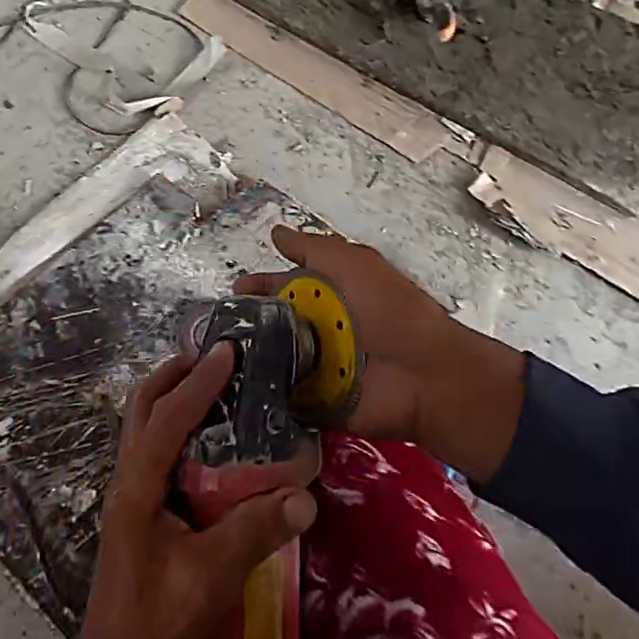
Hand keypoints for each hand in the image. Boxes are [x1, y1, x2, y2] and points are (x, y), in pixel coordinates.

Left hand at [65, 344, 316, 638]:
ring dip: (178, 395)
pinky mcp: (144, 512)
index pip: (165, 420)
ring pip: (147, 427)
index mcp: (137, 491)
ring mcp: (133, 498)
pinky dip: (184, 425)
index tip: (228, 350)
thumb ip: (256, 534)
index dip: (198, 383)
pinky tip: (220, 438)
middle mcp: (128, 484)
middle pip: (143, 409)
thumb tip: (306, 496)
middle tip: (219, 354)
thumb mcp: (210, 579)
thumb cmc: (156, 626)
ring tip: (222, 382)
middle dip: (176, 373)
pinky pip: (161, 450)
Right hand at [235, 226, 525, 482]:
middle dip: (243, 328)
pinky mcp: (317, 405)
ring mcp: (318, 370)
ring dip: (244, 365)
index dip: (259, 287)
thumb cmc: (392, 311)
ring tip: (214, 366)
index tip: (232, 294)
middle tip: (214, 334)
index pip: (285, 286)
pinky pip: (280, 400)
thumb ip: (315, 249)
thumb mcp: (356, 265)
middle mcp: (322, 330)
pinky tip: (229, 398)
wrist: (424, 375)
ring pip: (271, 363)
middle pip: (272, 326)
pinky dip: (260, 399)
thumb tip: (277, 232)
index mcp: (332, 294)